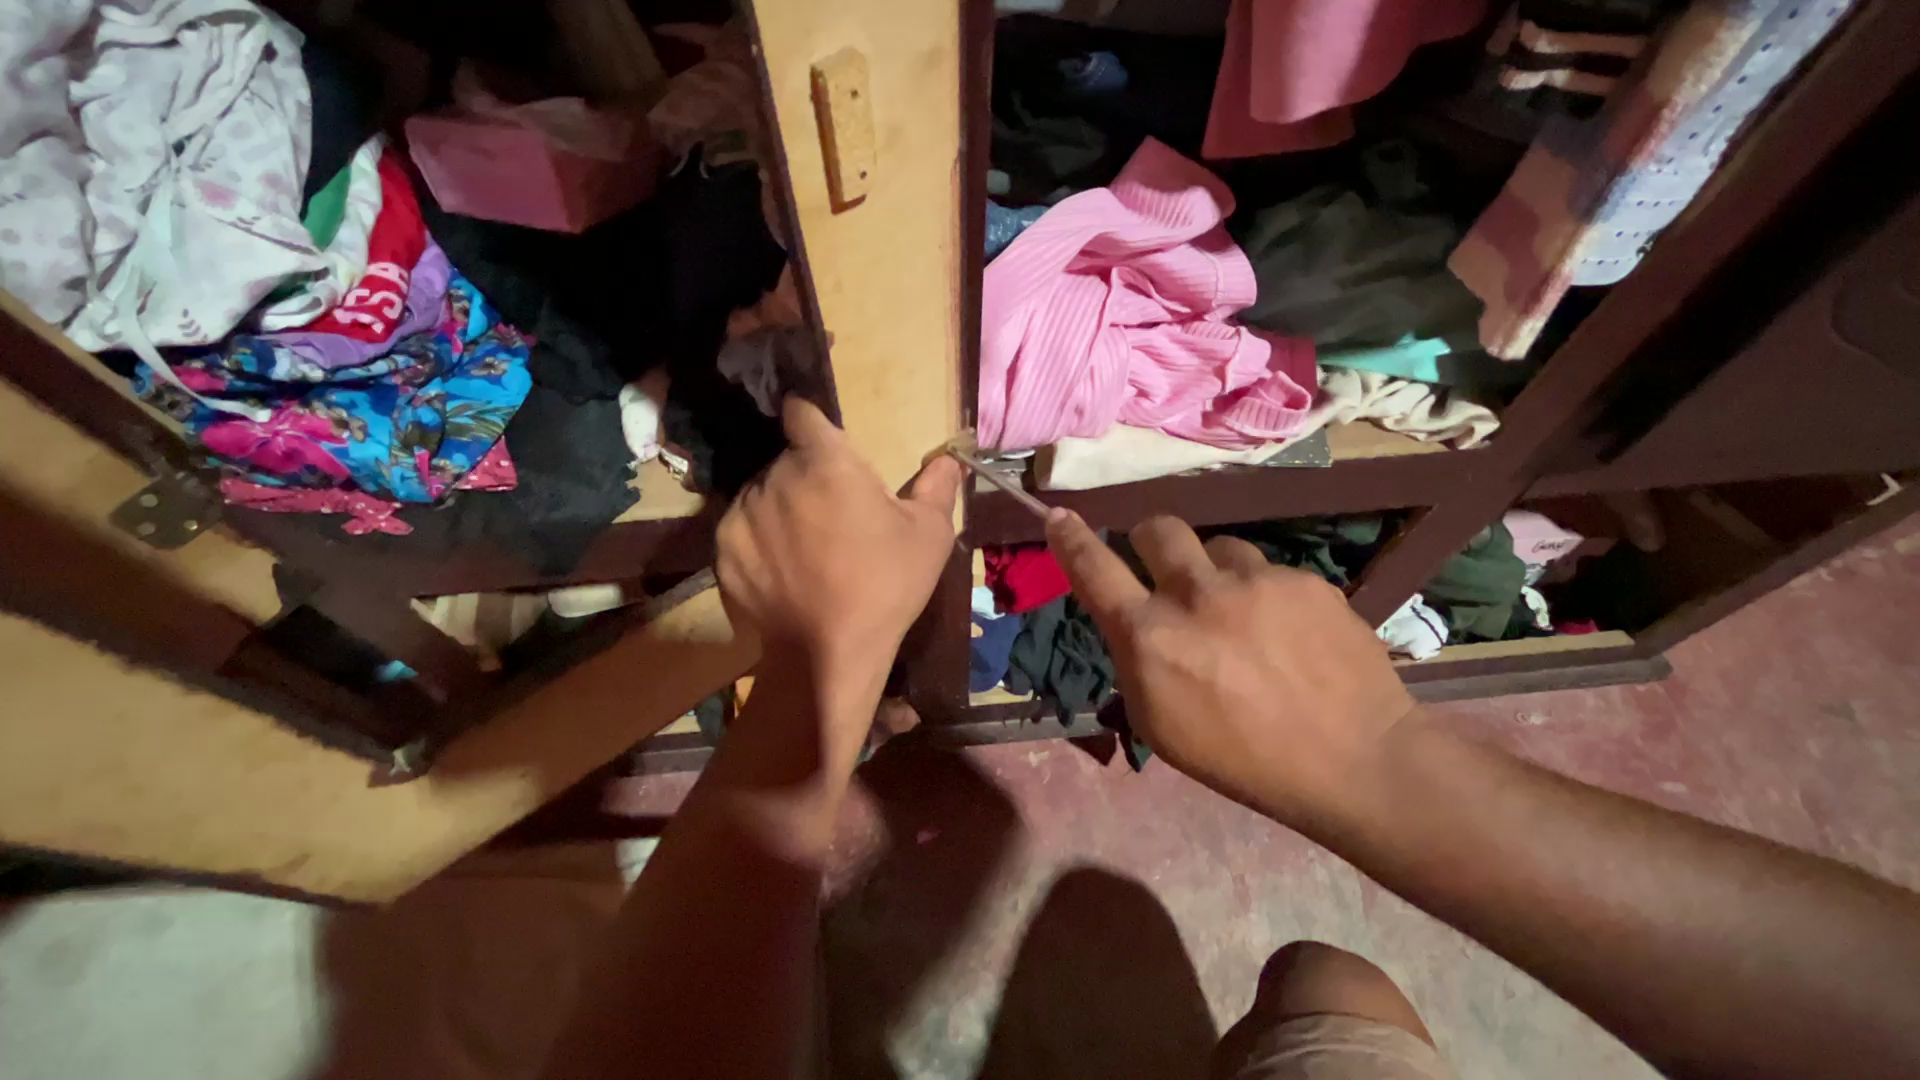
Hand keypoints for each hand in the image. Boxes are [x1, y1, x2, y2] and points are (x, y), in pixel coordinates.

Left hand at [717, 398, 962, 672]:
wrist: (831, 653)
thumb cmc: (887, 587)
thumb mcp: (930, 535)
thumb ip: (938, 486)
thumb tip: (948, 459)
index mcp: (826, 462)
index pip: (802, 412)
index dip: (811, 420)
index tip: (822, 440)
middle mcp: (776, 476)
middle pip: (787, 459)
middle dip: (806, 476)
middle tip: (832, 515)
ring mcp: (743, 514)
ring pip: (761, 493)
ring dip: (780, 507)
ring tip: (805, 548)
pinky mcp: (723, 550)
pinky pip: (742, 528)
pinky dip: (759, 540)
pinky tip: (783, 569)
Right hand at [1046, 511, 1417, 826]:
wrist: (1354, 760)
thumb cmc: (1242, 760)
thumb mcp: (1159, 724)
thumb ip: (1136, 661)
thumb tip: (1133, 620)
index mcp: (1151, 637)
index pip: (1094, 570)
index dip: (1070, 539)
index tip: (1058, 516)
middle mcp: (1196, 594)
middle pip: (1156, 529)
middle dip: (1151, 544)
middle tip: (1168, 572)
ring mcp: (1255, 580)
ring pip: (1218, 546)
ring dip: (1216, 572)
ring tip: (1243, 613)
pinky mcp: (1304, 578)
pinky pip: (1268, 569)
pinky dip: (1266, 593)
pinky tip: (1289, 632)